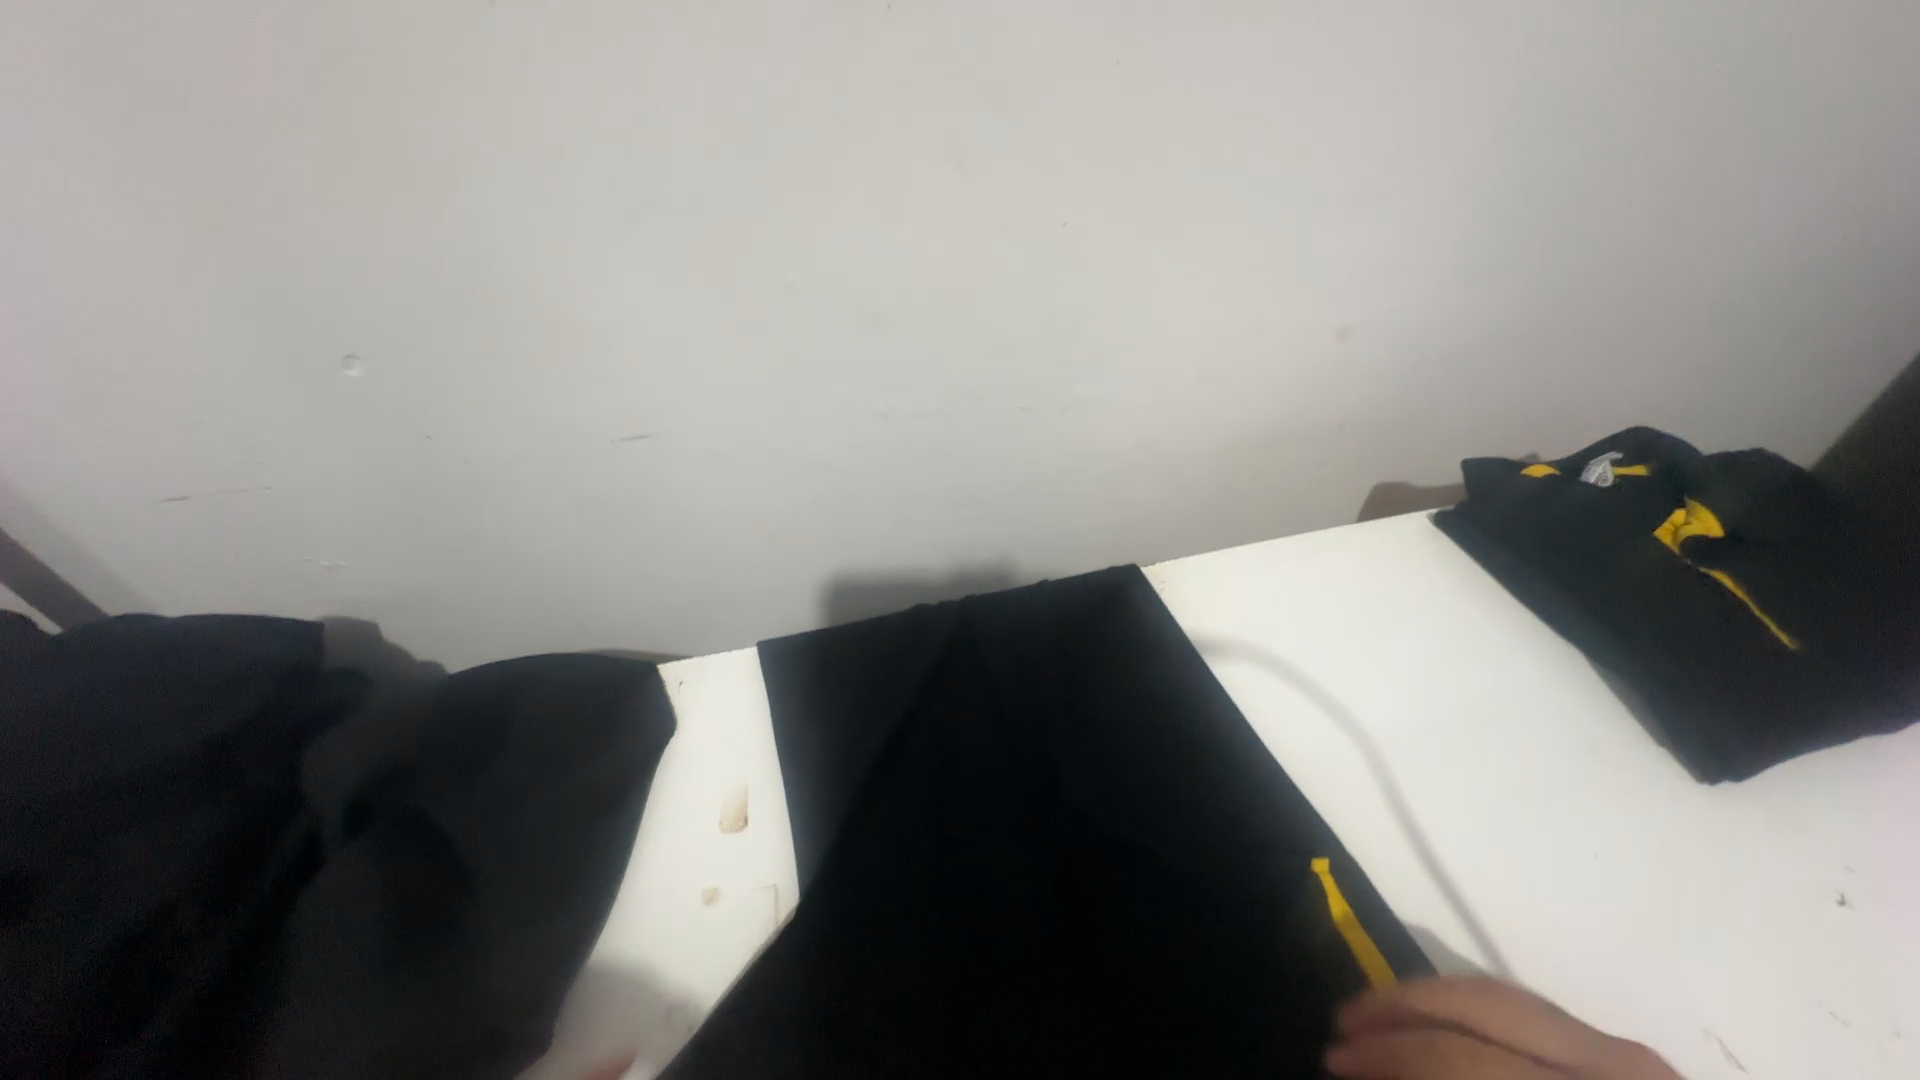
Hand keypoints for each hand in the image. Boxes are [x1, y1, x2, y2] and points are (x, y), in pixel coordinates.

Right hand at [1326, 976, 1683, 1078]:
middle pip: (1475, 1005)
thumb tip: (1375, 1075)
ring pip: (1499, 993)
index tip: (1332, 1061)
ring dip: (1425, 997)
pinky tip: (1434, 1019)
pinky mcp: (1627, 1053)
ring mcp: (1626, 1054)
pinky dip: (1468, 1007)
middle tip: (1340, 1025)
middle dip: (1394, 1009)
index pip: (1454, 1057)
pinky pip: (1526, 1008)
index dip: (1384, 1053)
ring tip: (1374, 1012)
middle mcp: (1606, 1065)